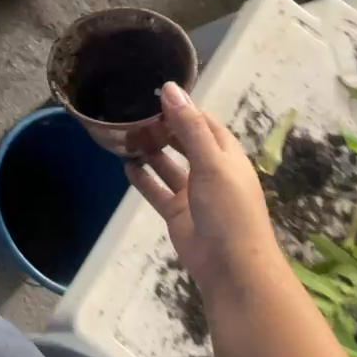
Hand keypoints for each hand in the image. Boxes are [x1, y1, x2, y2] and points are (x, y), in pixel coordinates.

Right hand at [125, 82, 285, 300]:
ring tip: (124, 135)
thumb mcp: (211, 163)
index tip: (153, 95)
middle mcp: (210, 171)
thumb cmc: (229, 210)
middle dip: (163, 128)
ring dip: (150, 150)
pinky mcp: (177, 212)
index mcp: (226, 156)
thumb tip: (170, 89)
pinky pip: (156, 189)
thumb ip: (189, 127)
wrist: (232, 267)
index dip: (182, 109)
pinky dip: (142, 178)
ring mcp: (193, 193)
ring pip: (168, 165)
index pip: (204, 123)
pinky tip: (125, 165)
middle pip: (185, 142)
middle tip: (131, 113)